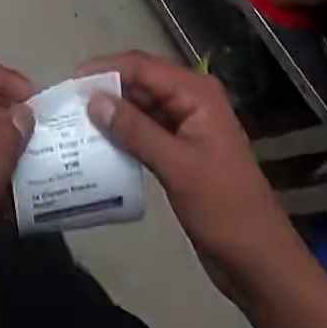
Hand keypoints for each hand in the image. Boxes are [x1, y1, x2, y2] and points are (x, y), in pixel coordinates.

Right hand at [78, 50, 299, 298]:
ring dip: (112, 111)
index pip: (143, 66)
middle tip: (68, 102)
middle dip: (106, 88)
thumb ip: (135, 130)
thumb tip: (94, 100)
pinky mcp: (180, 150)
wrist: (259, 261)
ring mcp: (186, 125)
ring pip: (141, 105)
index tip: (71, 83)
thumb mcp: (177, 166)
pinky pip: (145, 129)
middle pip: (141, 81)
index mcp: (196, 93)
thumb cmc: (224, 208)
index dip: (106, 69)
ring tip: (75, 120)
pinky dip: (123, 132)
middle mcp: (191, 100)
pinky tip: (98, 143)